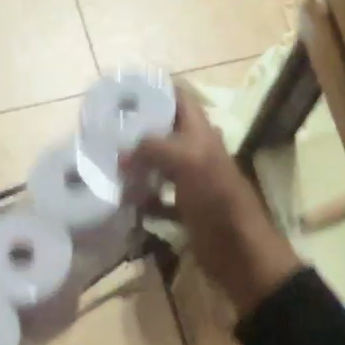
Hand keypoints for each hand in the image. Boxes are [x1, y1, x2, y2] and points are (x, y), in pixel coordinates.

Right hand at [124, 83, 302, 312]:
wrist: (241, 254)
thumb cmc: (218, 203)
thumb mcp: (188, 164)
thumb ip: (154, 149)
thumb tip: (121, 151)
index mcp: (202, 135)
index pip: (179, 99)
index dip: (155, 90)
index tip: (121, 93)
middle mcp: (197, 154)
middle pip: (165, 133)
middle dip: (137, 131)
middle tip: (104, 132)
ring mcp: (192, 184)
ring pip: (159, 167)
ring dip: (136, 167)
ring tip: (106, 165)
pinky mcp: (187, 213)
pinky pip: (158, 202)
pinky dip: (142, 202)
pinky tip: (123, 203)